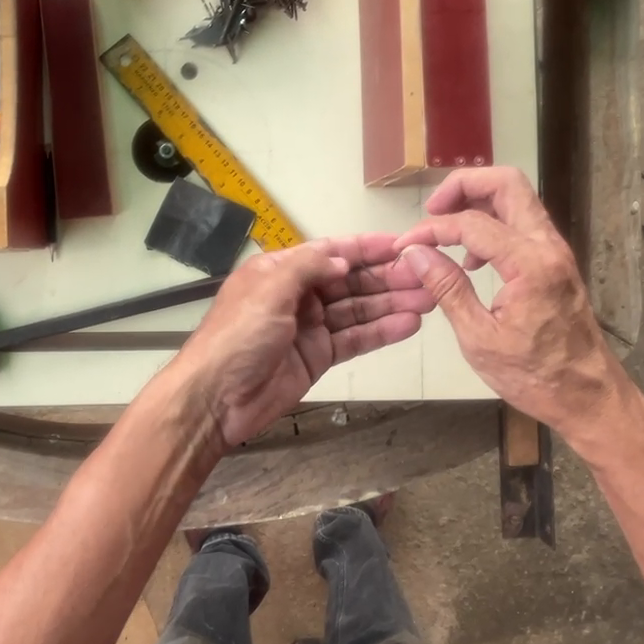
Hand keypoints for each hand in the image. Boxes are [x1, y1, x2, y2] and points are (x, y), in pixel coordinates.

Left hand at [174, 234, 434, 447]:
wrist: (215, 398)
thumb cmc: (236, 336)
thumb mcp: (268, 290)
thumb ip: (307, 268)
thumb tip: (344, 259)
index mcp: (279, 271)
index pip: (330, 253)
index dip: (366, 248)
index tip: (403, 244)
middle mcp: (297, 295)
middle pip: (350, 281)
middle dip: (387, 277)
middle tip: (426, 275)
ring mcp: (309, 327)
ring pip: (357, 310)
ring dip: (391, 303)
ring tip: (429, 298)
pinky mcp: (318, 357)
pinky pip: (354, 339)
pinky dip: (380, 332)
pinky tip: (408, 325)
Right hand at [392, 167, 628, 435]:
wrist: (590, 397)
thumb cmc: (534, 376)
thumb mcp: (479, 338)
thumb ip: (446, 288)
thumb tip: (414, 253)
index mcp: (530, 265)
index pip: (471, 223)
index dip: (431, 229)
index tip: (404, 246)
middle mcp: (548, 246)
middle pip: (506, 183)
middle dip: (462, 186)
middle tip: (431, 212)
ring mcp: (555, 251)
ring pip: (517, 197)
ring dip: (477, 201)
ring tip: (444, 232)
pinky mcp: (555, 262)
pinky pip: (521, 222)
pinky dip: (491, 222)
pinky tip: (470, 259)